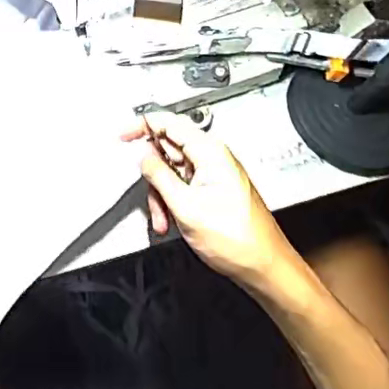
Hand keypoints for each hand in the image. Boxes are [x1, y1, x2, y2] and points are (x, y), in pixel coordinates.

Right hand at [124, 113, 302, 291]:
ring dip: (162, 194)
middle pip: (170, 149)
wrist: (263, 265)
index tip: (125, 135)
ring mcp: (215, 171)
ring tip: (164, 218)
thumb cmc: (238, 239)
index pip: (170, 122)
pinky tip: (173, 220)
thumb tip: (144, 156)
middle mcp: (213, 156)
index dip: (144, 126)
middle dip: (154, 175)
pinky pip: (185, 184)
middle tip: (151, 196)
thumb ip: (160, 176)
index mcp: (209, 151)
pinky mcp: (215, 187)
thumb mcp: (185, 206)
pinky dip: (174, 201)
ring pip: (174, 170)